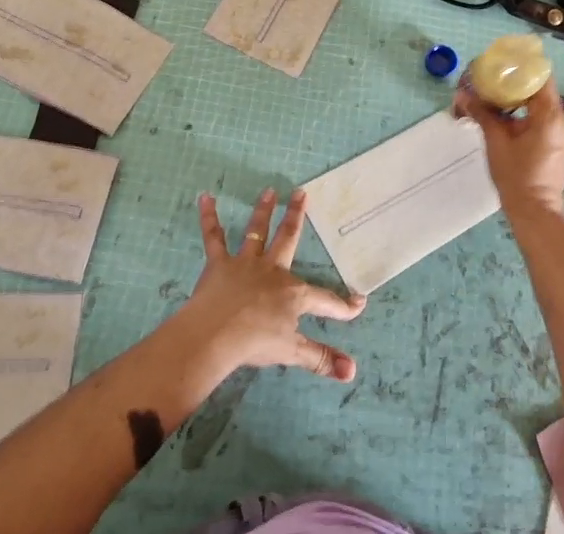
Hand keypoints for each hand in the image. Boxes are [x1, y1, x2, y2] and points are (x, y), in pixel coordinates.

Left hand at [174, 189, 367, 381]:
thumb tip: (353, 372)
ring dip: (263, 210)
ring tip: (269, 191)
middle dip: (297, 217)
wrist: (215, 335)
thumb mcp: (293, 353)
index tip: (359, 303)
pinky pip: (214, 237)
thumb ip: (322, 359)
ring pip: (256, 232)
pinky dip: (209, 218)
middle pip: (288, 239)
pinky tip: (205, 198)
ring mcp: (245, 263)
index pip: (325, 301)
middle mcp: (273, 270)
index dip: (343, 306)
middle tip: (302, 193)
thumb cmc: (255, 343)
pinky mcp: (218, 264)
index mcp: (293, 294)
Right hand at [454, 75, 563, 216]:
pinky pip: (542, 117)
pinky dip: (525, 112)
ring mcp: (562, 131)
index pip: (540, 78)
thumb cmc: (516, 176)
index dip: (521, 68)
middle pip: (540, 89)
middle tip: (490, 80)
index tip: (500, 65)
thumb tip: (462, 95)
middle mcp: (562, 119)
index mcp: (550, 116)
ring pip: (540, 103)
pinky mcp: (558, 141)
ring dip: (518, 98)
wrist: (535, 211)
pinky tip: (505, 116)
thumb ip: (482, 114)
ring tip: (494, 97)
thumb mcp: (496, 141)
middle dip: (515, 83)